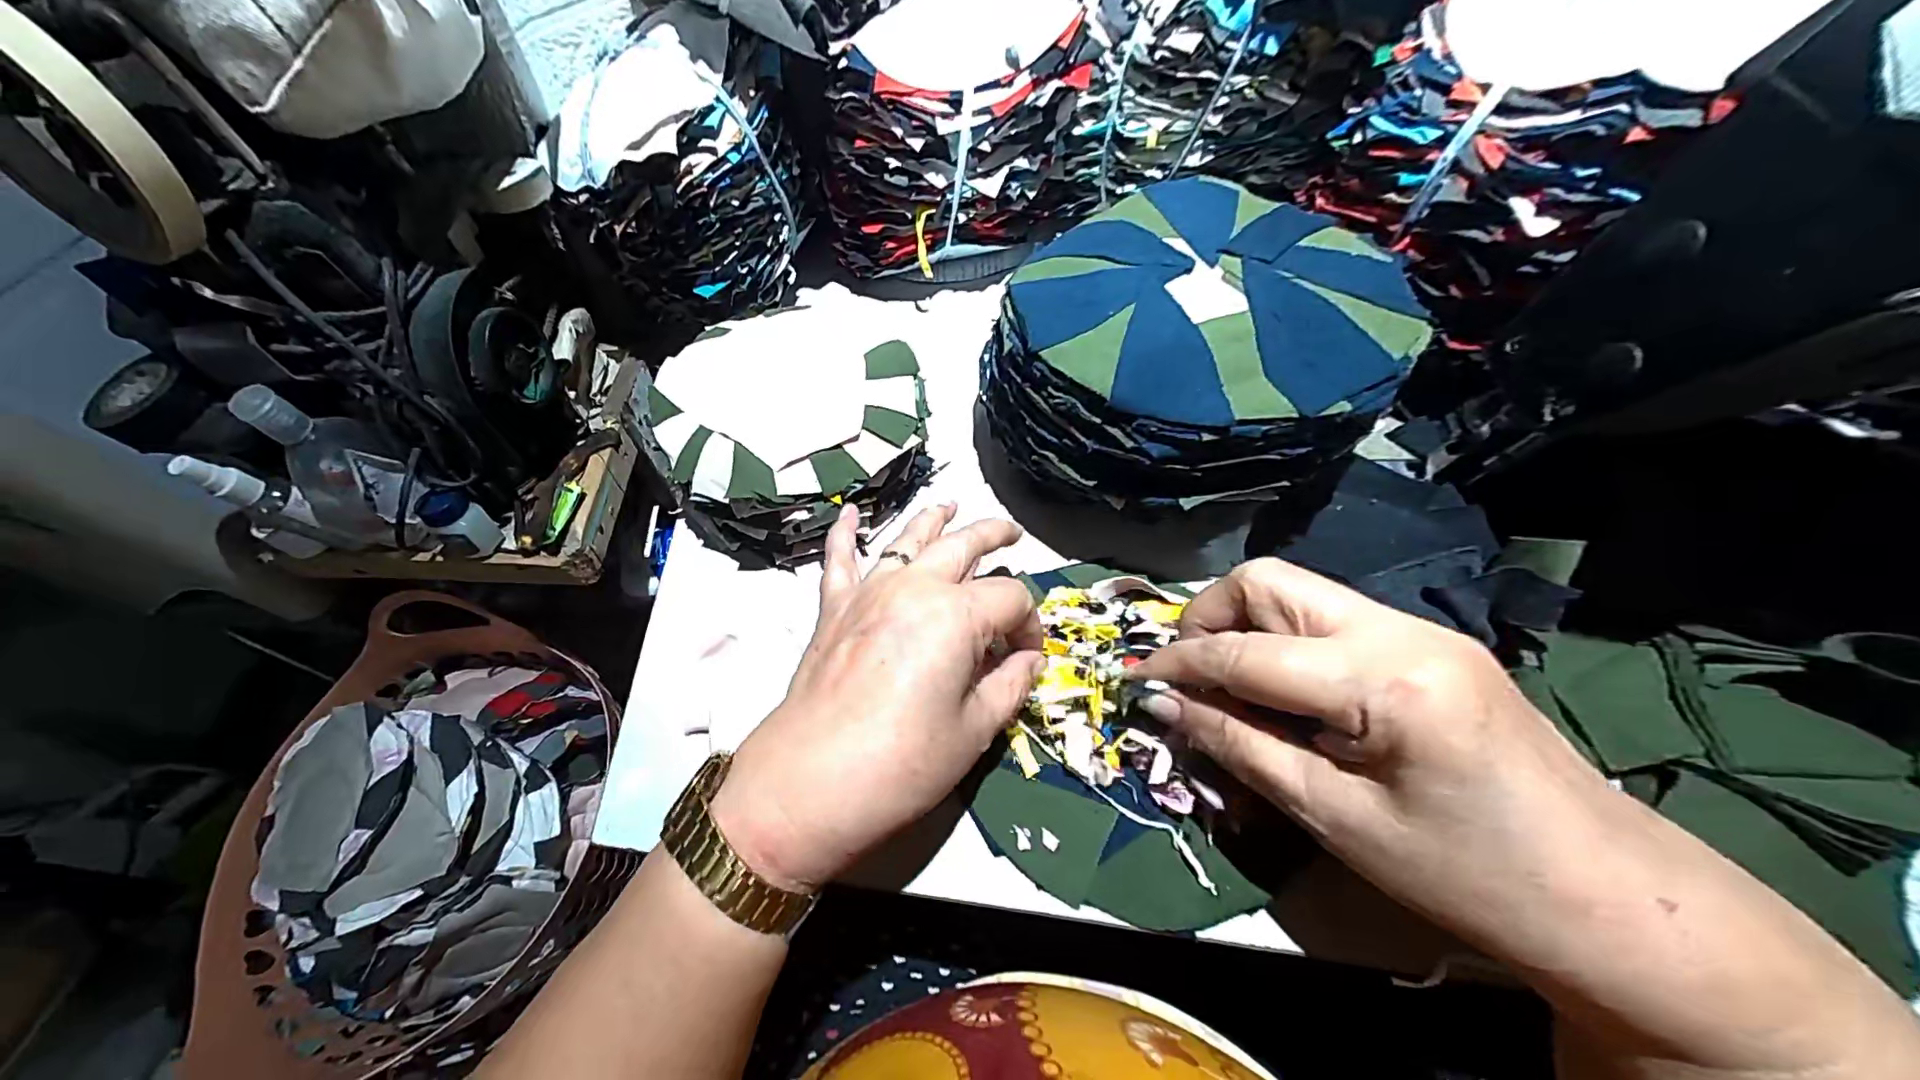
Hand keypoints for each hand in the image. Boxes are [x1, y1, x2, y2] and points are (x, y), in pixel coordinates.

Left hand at [709, 503, 1042, 892]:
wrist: (808, 783)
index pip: (1011, 600)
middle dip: (994, 537)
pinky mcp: (834, 609)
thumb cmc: (901, 763)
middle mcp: (914, 587)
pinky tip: (849, 514)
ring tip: (950, 507)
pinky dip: (845, 534)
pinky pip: (840, 560)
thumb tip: (1031, 660)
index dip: (1031, 626)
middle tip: (1014, 535)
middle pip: (964, 546)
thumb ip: (1010, 686)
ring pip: (907, 539)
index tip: (1030, 657)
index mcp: (956, 614)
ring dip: (933, 520)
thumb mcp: (974, 731)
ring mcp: (869, 593)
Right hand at [1127, 557, 1616, 948]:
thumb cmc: (1469, 876)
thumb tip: (1164, 705)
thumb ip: (1238, 745)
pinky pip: (1329, 621)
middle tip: (1187, 678)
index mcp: (1384, 677)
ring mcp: (1420, 630)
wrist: (1616, 902)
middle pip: (1268, 581)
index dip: (1177, 664)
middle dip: (1208, 619)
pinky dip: (1282, 646)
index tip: (1135, 682)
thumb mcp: (1333, 816)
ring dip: (1244, 630)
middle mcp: (1401, 629)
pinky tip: (1280, 696)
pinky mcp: (1429, 646)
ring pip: (1296, 594)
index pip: (1244, 650)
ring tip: (1225, 689)